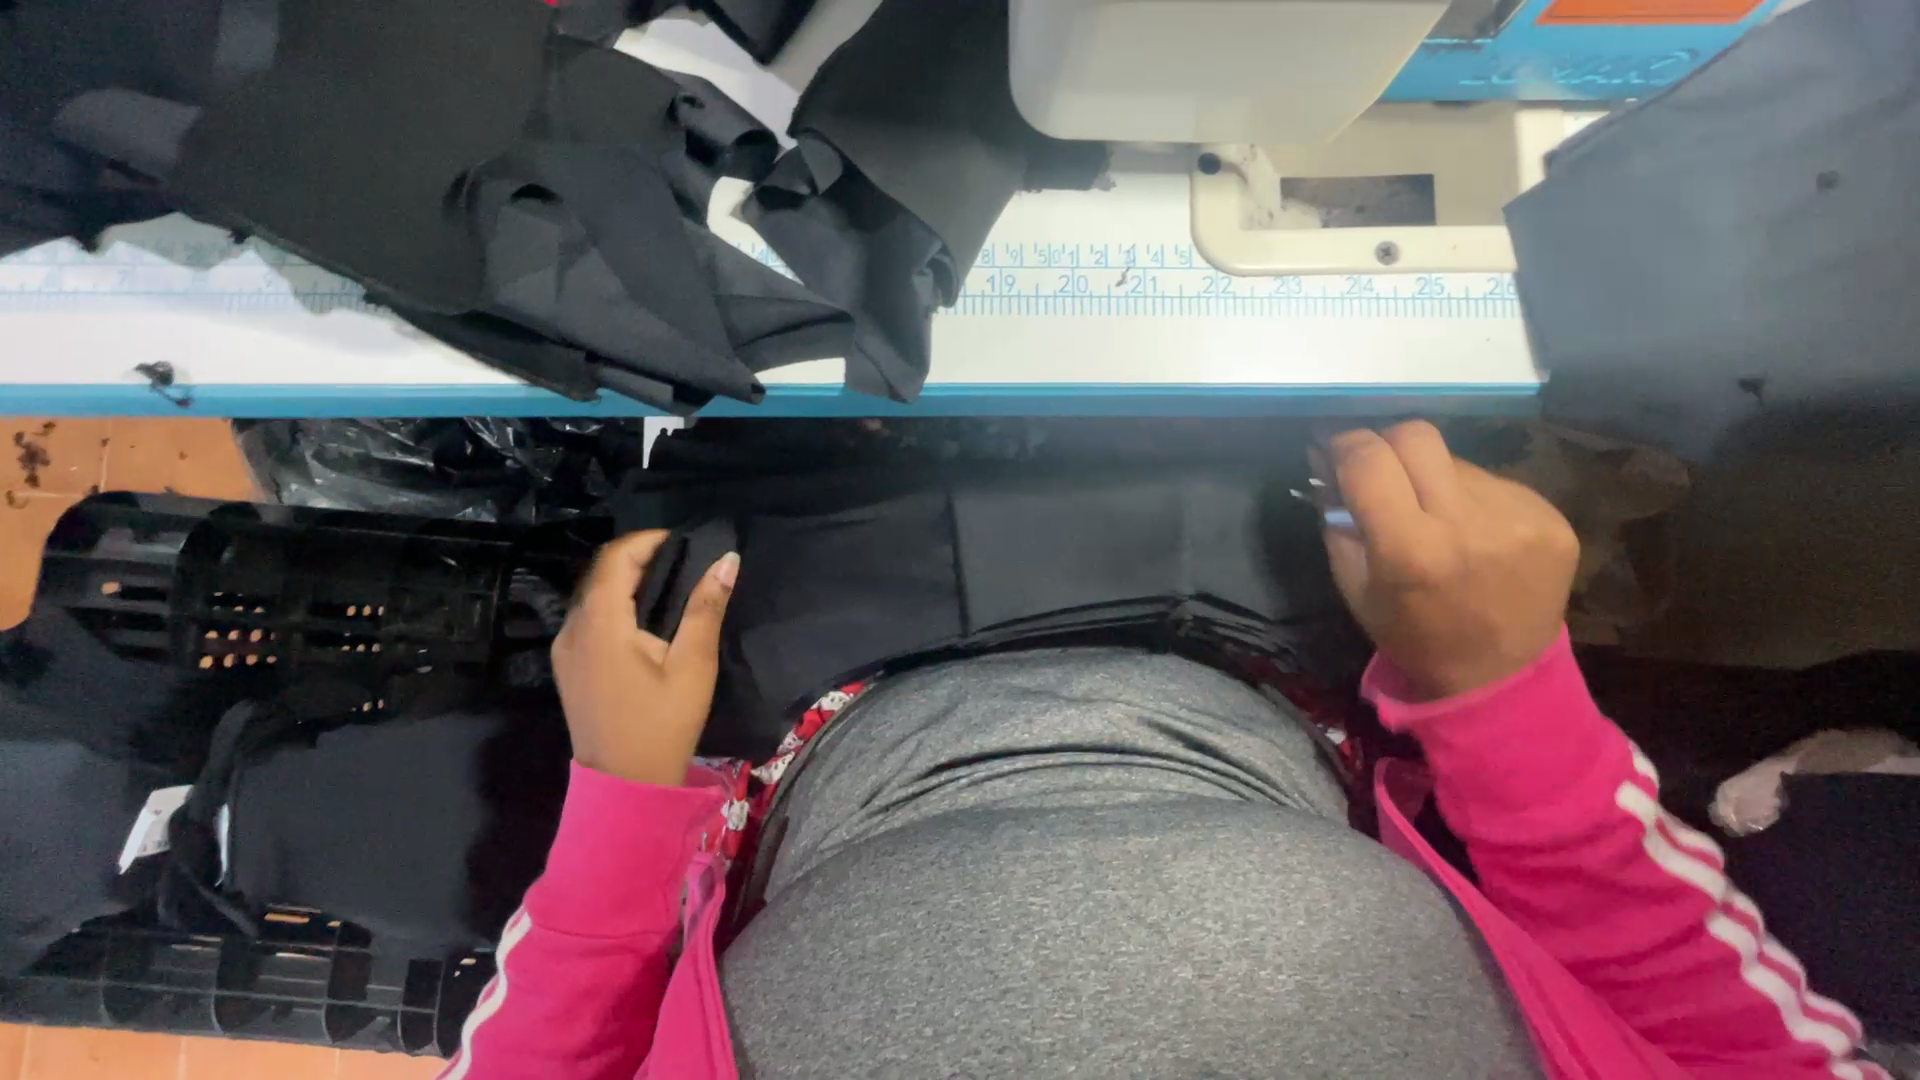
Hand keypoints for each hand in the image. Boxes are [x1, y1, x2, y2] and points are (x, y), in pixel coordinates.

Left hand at [550, 530, 738, 785]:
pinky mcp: (568, 666)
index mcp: (600, 623)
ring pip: (592, 595)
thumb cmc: (663, 722)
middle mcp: (573, 629)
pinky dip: (615, 604)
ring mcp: (565, 649)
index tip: (684, 541)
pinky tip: (645, 619)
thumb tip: (727, 560)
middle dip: (639, 558)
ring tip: (669, 585)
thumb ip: (706, 606)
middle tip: (682, 560)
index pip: (616, 558)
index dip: (648, 541)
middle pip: (600, 573)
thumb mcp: (693, 663)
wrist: (625, 785)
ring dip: (626, 581)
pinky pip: (588, 618)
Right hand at [1318, 420, 1578, 700]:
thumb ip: (1338, 520)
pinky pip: (1492, 482)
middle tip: (1376, 465)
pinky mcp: (1550, 518)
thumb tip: (1328, 462)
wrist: (1498, 674)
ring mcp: (1516, 517)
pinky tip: (1469, 530)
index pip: (1369, 459)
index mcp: (1409, 548)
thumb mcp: (1353, 585)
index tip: (1332, 445)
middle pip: (1416, 436)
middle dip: (1385, 443)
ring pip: (1455, 460)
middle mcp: (1466, 523)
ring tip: (1429, 512)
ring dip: (1430, 476)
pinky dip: (1468, 496)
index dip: (1344, 443)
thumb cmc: (1409, 633)